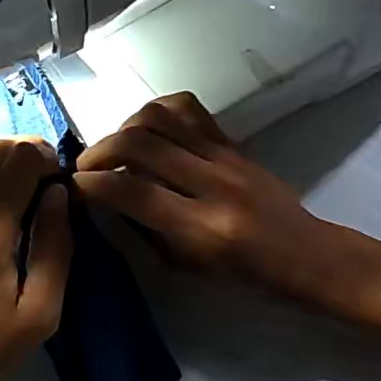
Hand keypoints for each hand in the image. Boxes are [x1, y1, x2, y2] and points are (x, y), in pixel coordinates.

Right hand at [72, 93, 340, 295]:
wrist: (307, 254)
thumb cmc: (243, 274)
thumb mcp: (185, 265)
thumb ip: (142, 226)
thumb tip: (101, 196)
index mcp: (203, 229)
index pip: (134, 193)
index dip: (92, 185)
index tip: (73, 186)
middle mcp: (214, 184)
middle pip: (140, 144)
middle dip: (99, 151)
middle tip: (85, 166)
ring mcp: (225, 156)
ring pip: (159, 117)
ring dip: (123, 128)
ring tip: (115, 147)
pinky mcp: (232, 140)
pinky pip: (187, 107)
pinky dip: (155, 110)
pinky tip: (145, 128)